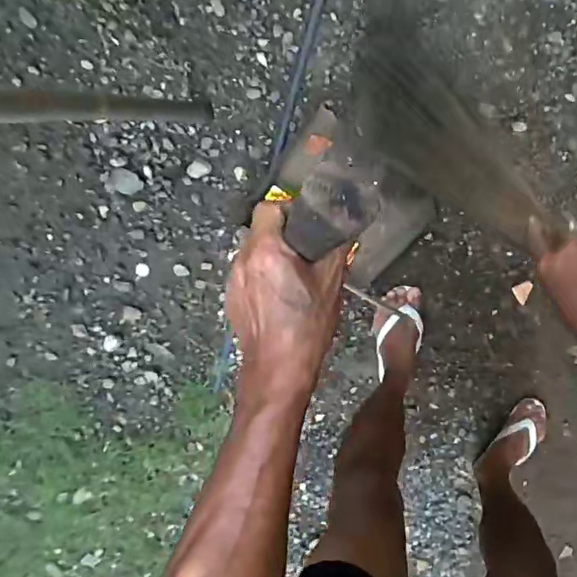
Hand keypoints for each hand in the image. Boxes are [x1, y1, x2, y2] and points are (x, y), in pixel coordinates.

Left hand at [226, 201, 347, 396]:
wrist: (278, 369)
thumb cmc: (305, 328)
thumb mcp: (331, 283)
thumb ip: (337, 248)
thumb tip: (344, 228)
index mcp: (266, 250)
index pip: (269, 207)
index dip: (289, 209)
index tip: (307, 222)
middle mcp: (243, 260)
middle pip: (261, 230)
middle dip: (283, 235)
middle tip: (307, 251)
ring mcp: (233, 280)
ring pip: (253, 252)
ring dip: (273, 256)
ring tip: (296, 275)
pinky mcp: (232, 298)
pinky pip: (248, 274)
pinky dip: (264, 276)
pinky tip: (282, 295)